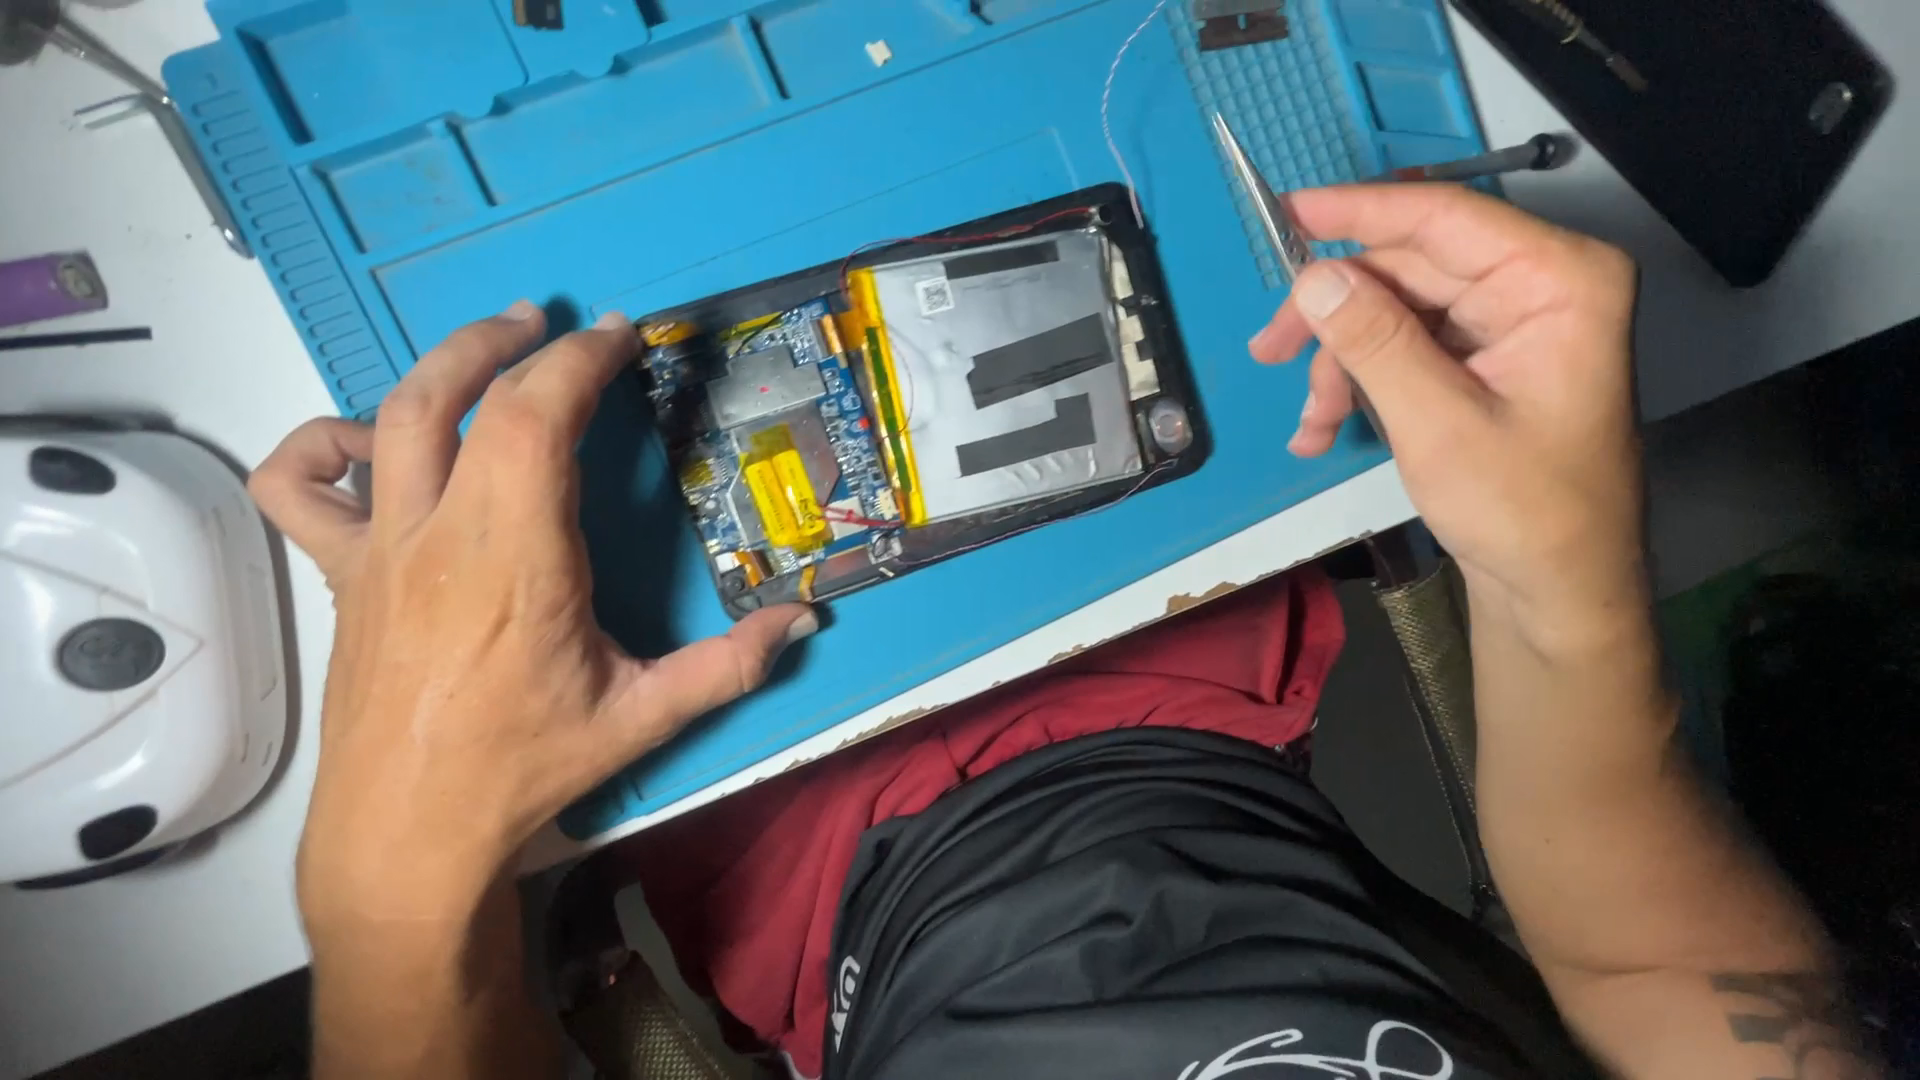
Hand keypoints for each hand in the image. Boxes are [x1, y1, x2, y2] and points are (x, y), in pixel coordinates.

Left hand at [250, 303, 815, 932]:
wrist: (406, 834)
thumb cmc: (527, 767)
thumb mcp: (644, 716)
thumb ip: (730, 664)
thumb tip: (805, 620)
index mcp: (517, 562)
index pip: (537, 424)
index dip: (580, 365)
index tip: (620, 339)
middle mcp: (439, 538)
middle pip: (459, 398)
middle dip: (513, 344)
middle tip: (562, 325)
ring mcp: (377, 551)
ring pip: (388, 419)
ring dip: (442, 366)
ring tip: (492, 345)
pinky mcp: (342, 574)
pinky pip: (298, 485)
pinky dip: (326, 442)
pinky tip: (375, 445)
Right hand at [1248, 184, 1644, 643]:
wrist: (1554, 583)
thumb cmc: (1520, 506)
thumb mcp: (1436, 422)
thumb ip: (1374, 343)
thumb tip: (1313, 278)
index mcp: (1551, 281)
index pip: (1440, 220)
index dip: (1356, 212)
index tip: (1285, 211)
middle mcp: (1529, 287)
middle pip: (1403, 271)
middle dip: (1332, 320)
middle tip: (1268, 352)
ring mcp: (1502, 325)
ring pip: (1389, 314)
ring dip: (1338, 368)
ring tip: (1310, 427)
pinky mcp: (1476, 360)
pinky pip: (1399, 350)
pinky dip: (1355, 386)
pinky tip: (1323, 431)